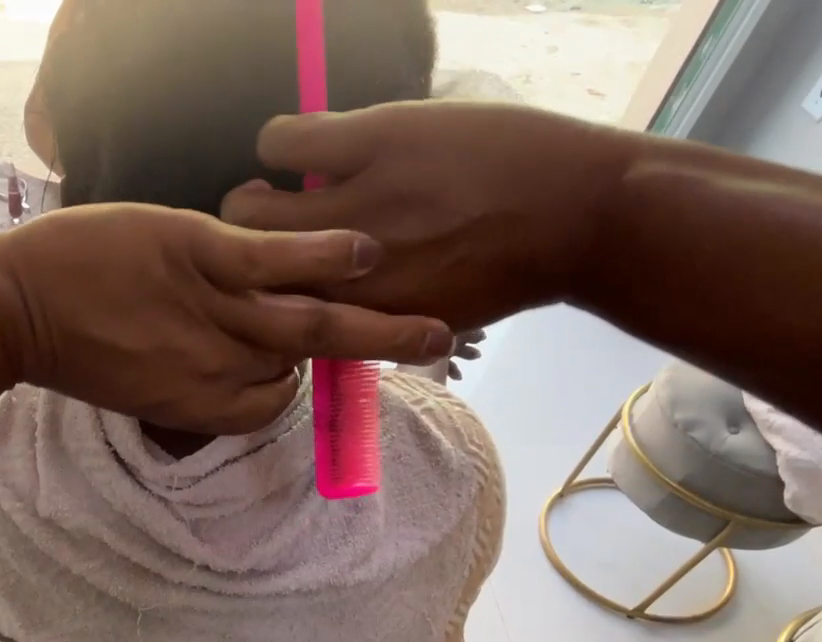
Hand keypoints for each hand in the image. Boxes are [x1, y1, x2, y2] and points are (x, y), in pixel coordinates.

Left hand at [0, 203, 454, 433]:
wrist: (12, 310)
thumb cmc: (66, 351)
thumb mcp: (130, 390)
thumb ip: (181, 385)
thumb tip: (218, 374)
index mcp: (197, 405)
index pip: (273, 399)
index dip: (292, 381)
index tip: (304, 362)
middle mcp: (216, 368)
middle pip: (304, 362)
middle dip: (368, 350)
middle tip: (431, 342)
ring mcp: (212, 313)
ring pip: (310, 321)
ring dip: (375, 315)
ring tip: (424, 304)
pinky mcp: (200, 257)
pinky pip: (276, 263)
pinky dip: (323, 256)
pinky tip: (365, 250)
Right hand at [220, 102, 634, 331]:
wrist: (583, 217)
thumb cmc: (504, 277)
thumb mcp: (420, 321)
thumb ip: (363, 317)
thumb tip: (321, 308)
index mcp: (349, 319)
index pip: (262, 311)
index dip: (257, 293)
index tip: (267, 277)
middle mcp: (334, 278)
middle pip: (238, 263)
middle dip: (244, 247)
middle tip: (274, 226)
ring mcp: (349, 210)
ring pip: (244, 205)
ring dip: (259, 194)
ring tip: (292, 184)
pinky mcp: (371, 144)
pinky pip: (283, 140)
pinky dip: (283, 142)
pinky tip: (311, 145)